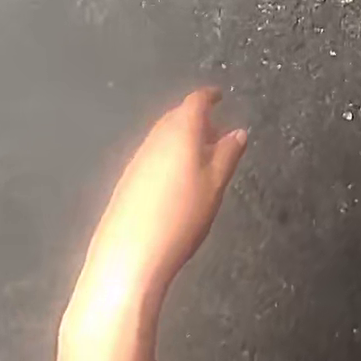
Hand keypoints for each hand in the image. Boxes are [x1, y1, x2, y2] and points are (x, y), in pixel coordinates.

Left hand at [76, 89, 247, 302]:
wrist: (125, 265)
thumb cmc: (180, 217)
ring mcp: (134, 165)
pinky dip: (167, 158)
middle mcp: (153, 142)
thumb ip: (229, 153)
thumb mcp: (217, 183)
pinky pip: (150, 160)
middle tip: (217, 128)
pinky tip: (176, 182)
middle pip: (175, 118)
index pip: (195, 102)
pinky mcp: (122, 189)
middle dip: (196, 117)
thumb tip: (238, 132)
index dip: (209, 96)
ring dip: (181, 139)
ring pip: (161, 139)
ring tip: (201, 156)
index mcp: (179, 133)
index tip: (220, 95)